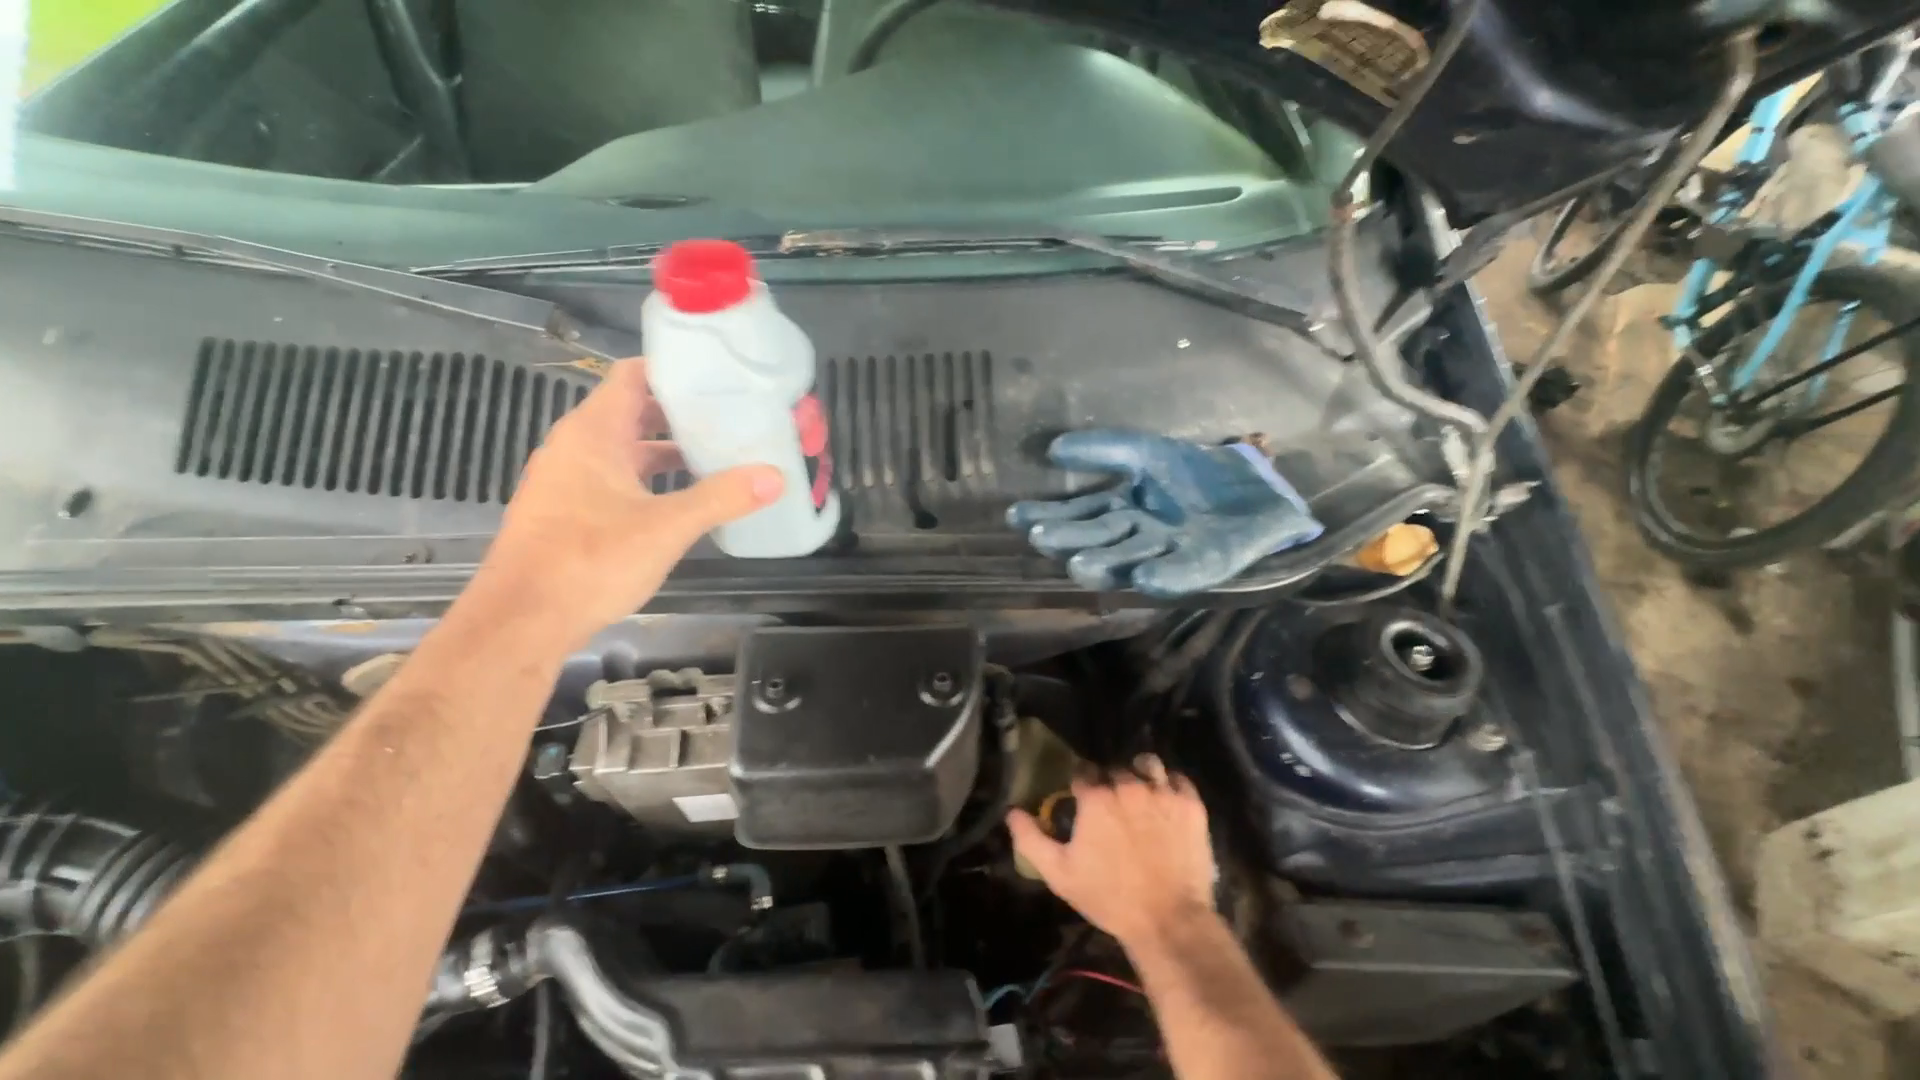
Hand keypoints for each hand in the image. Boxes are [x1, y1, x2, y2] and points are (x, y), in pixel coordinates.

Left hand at [465, 358, 782, 648]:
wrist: (522, 620)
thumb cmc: (590, 560)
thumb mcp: (666, 528)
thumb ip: (720, 498)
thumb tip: (775, 477)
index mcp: (593, 432)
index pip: (633, 375)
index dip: (674, 371)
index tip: (719, 377)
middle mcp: (576, 446)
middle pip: (633, 412)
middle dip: (680, 414)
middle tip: (731, 419)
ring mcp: (568, 480)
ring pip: (625, 451)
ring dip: (666, 452)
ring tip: (717, 458)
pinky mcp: (568, 512)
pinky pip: (615, 480)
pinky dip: (649, 481)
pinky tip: (682, 502)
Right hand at [1006, 431, 1321, 597]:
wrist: (1257, 481)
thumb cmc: (1197, 470)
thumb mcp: (1147, 451)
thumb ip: (1104, 449)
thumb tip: (1051, 449)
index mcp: (1122, 509)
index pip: (1078, 514)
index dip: (1048, 516)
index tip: (1016, 515)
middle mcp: (1139, 535)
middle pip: (1098, 539)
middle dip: (1069, 540)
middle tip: (1040, 538)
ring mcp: (1172, 551)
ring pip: (1131, 560)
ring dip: (1105, 565)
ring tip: (1076, 564)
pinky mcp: (1208, 562)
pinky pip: (1184, 571)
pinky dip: (1165, 575)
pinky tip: (1144, 576)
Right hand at [1008, 754, 1216, 949]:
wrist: (1168, 920)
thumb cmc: (1109, 898)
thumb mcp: (1060, 874)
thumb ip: (1031, 839)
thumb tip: (1012, 812)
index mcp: (1096, 798)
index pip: (1083, 773)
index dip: (1081, 787)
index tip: (1083, 802)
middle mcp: (1129, 785)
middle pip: (1115, 770)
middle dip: (1110, 784)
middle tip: (1113, 808)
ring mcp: (1164, 793)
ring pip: (1148, 765)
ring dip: (1140, 774)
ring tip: (1140, 795)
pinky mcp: (1192, 805)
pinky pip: (1178, 779)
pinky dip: (1170, 786)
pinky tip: (1166, 803)